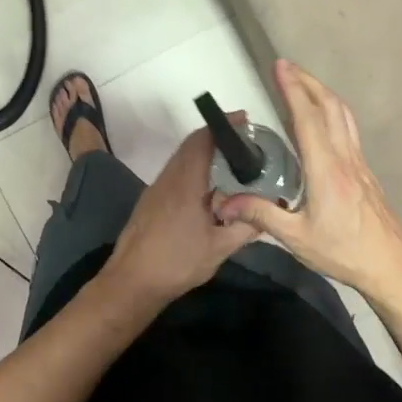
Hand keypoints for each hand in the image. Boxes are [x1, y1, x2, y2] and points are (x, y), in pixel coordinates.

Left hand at [103, 114, 260, 303]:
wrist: (132, 281)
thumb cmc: (177, 262)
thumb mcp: (219, 248)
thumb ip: (245, 226)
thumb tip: (269, 209)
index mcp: (185, 183)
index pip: (202, 140)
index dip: (222, 126)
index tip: (243, 120)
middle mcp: (168, 178)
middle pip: (191, 146)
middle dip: (216, 138)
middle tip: (244, 144)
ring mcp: (156, 189)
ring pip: (181, 160)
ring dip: (204, 155)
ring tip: (231, 164)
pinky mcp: (150, 201)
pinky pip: (175, 174)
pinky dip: (194, 170)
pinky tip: (209, 189)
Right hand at [217, 61, 401, 296]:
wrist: (392, 267)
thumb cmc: (345, 252)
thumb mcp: (296, 238)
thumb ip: (261, 214)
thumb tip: (224, 202)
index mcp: (326, 169)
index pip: (308, 118)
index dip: (293, 89)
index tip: (280, 66)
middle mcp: (345, 158)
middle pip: (330, 107)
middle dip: (308, 82)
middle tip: (287, 67)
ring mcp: (359, 163)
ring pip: (344, 116)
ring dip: (323, 93)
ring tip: (303, 84)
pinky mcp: (365, 172)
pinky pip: (349, 130)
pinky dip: (332, 112)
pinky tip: (322, 120)